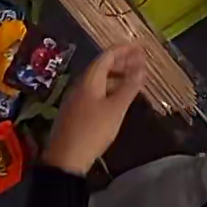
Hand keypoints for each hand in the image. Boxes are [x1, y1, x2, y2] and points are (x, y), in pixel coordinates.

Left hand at [43, 45, 145, 174]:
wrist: (66, 158)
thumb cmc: (93, 130)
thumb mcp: (116, 109)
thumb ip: (129, 87)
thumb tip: (141, 67)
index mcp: (90, 79)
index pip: (107, 55)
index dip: (124, 50)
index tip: (140, 48)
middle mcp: (81, 83)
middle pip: (102, 65)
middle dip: (122, 61)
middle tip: (140, 62)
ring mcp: (76, 96)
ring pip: (99, 78)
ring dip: (116, 75)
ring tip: (133, 78)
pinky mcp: (76, 110)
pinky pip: (95, 90)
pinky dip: (110, 87)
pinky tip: (118, 97)